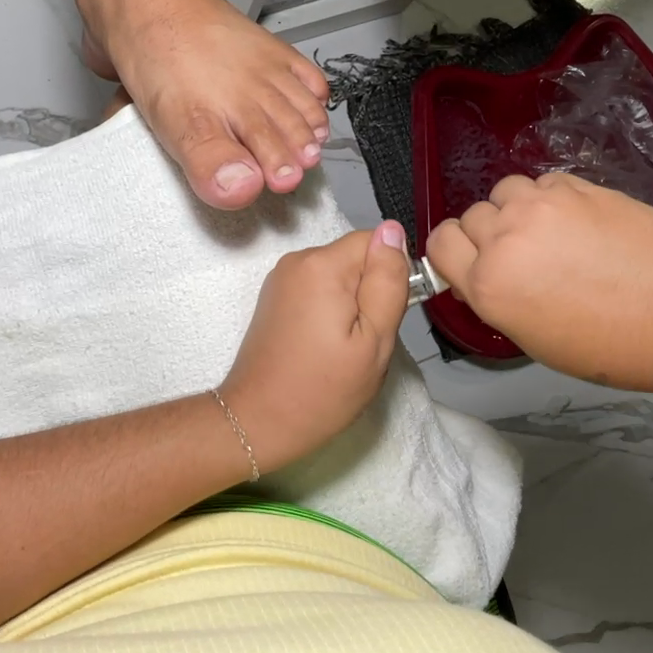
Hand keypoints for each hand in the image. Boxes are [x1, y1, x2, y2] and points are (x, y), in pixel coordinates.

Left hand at [72, 0, 331, 210]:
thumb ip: (209, 160)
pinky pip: (300, 70)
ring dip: (306, 127)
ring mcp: (262, 66)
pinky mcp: (261, 45)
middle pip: (289, 132)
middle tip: (297, 172)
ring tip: (309, 145)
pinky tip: (312, 100)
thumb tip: (245, 190)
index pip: (272, 157)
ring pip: (298, 103)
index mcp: (236, 116)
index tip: (284, 187)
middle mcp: (255, 92)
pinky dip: (311, 88)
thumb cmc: (152, 53)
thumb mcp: (173, 122)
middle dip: (295, 155)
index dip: (279, 173)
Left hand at [217, 222, 411, 469]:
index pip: (376, 241)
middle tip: (364, 340)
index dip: (390, 275)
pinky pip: (318, 288)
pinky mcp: (274, 297)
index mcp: (322, 265)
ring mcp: (281, 278)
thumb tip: (393, 230)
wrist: (259, 421)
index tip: (384, 316)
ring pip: (338, 275)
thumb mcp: (374, 340)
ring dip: (350, 304)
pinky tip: (324, 345)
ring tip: (343, 347)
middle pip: (355, 257)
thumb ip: (388, 282)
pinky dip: (329, 310)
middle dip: (369, 292)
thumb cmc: (323, 389)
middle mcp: (297, 260)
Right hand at [425, 174, 652, 402]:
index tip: (473, 263)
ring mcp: (541, 207)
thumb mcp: (537, 340)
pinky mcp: (577, 186)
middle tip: (523, 256)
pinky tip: (579, 221)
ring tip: (550, 233)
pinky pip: (542, 183)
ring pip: (503, 192)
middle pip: (470, 217)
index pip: (439, 244)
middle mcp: (505, 240)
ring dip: (516, 210)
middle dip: (488, 235)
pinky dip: (550, 198)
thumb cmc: (618, 346)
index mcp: (490, 287)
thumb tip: (485, 275)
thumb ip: (496, 300)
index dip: (454, 254)